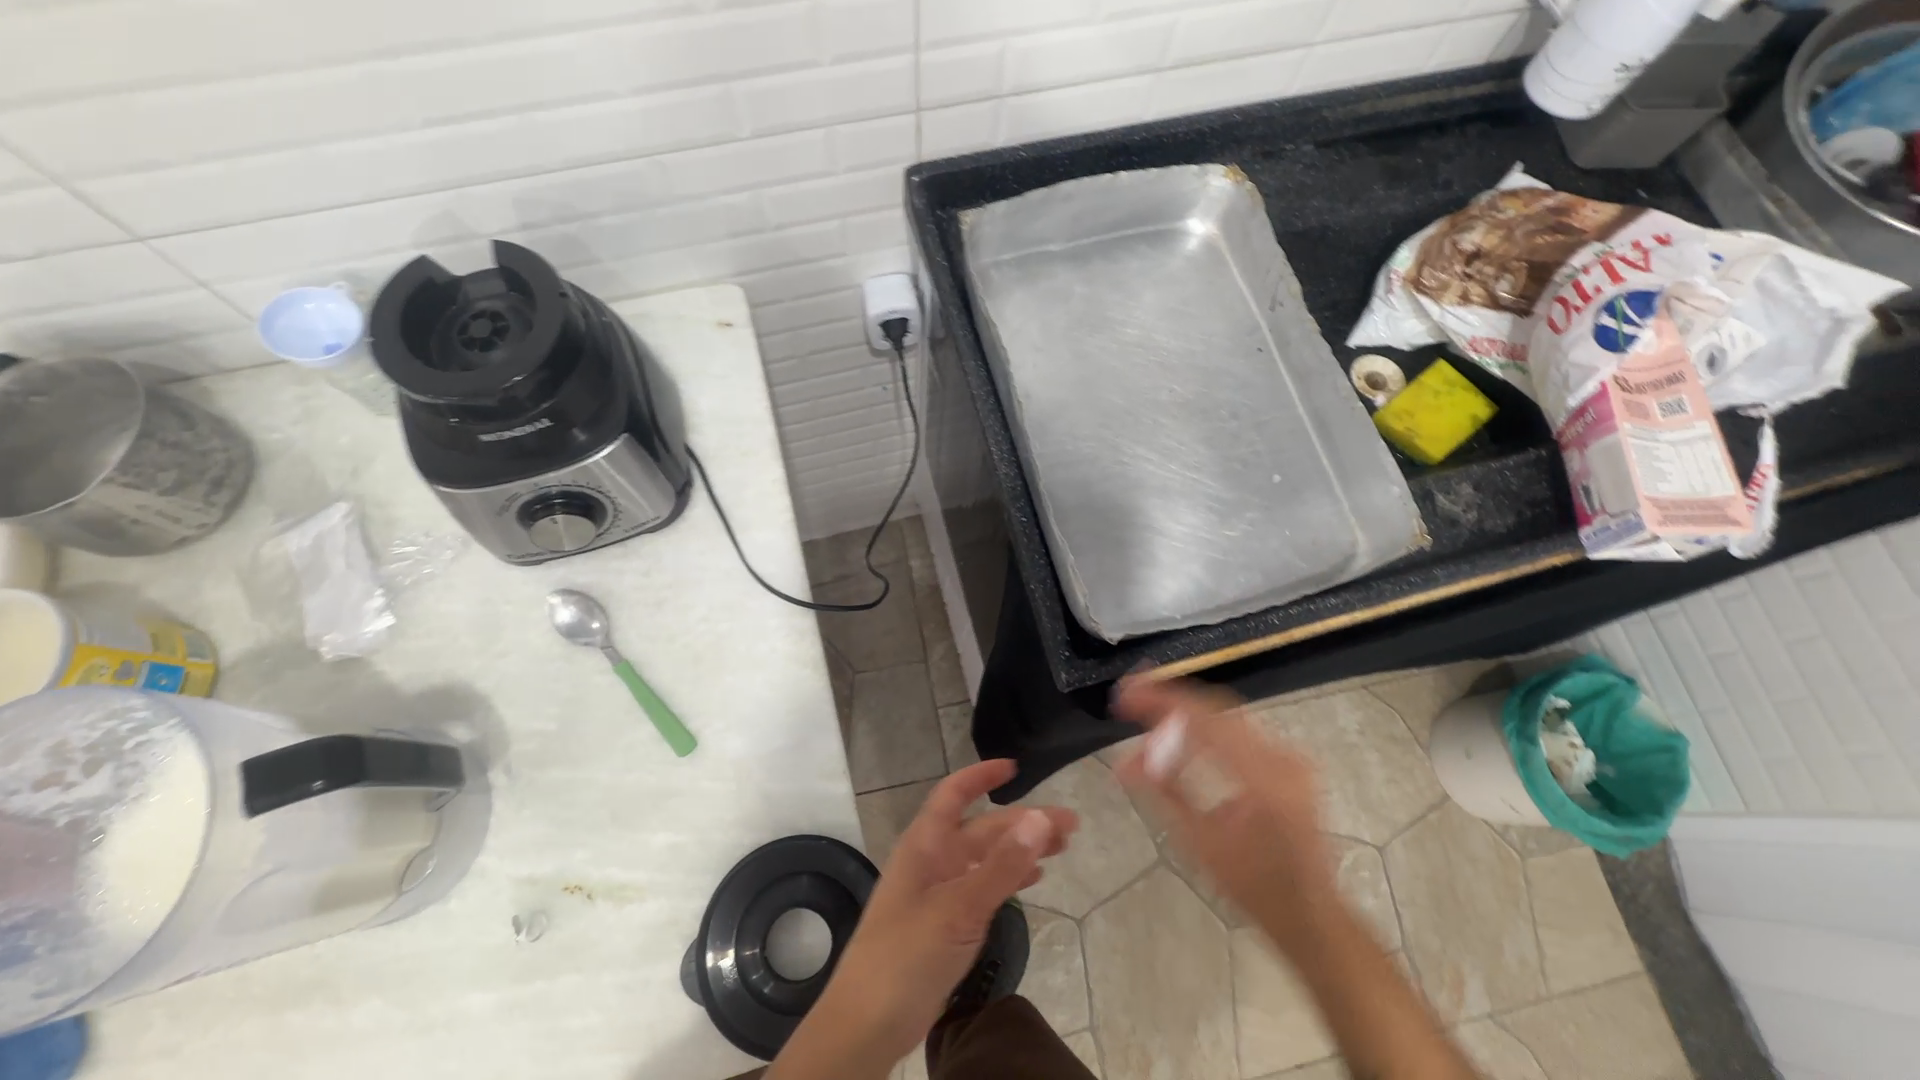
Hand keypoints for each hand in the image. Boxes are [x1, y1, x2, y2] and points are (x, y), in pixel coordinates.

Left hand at [772, 760, 1078, 1077]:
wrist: (868, 1022)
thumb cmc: (906, 955)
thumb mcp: (959, 908)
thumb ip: (1001, 866)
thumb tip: (1040, 817)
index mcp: (924, 846)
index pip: (953, 795)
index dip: (980, 776)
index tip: (1015, 767)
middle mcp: (931, 862)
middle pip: (981, 830)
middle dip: (1022, 822)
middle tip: (1070, 826)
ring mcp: (937, 894)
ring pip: (984, 859)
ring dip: (1020, 850)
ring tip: (1063, 848)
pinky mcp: (944, 925)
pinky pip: (981, 888)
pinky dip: (1007, 879)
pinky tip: (1033, 879)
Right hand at [1109, 677, 1338, 949]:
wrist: (1311, 913)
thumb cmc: (1253, 888)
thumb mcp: (1200, 843)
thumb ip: (1164, 794)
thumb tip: (1125, 761)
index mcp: (1262, 777)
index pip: (1204, 718)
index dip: (1160, 701)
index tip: (1125, 695)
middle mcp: (1282, 756)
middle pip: (1217, 710)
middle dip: (1171, 703)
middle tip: (1131, 702)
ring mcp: (1292, 758)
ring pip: (1229, 718)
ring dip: (1188, 717)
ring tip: (1150, 721)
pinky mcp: (1293, 764)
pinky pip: (1242, 734)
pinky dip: (1209, 732)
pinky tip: (1185, 741)